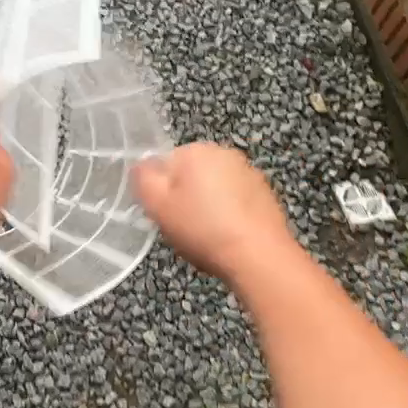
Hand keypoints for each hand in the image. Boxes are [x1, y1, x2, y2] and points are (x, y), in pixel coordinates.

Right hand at [133, 142, 300, 284]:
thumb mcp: (157, 206)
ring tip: (208, 237)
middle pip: (190, 175)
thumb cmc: (204, 230)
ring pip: (214, 188)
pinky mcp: (266, 194)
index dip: (160, 192)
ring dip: (208, 207)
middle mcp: (224, 153)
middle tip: (183, 228)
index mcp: (195, 150)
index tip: (165, 215)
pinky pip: (236, 201)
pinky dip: (229, 215)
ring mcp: (248, 173)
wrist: (259, 257)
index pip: (164, 165)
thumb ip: (143, 178)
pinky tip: (228, 238)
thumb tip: (141, 166)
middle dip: (185, 198)